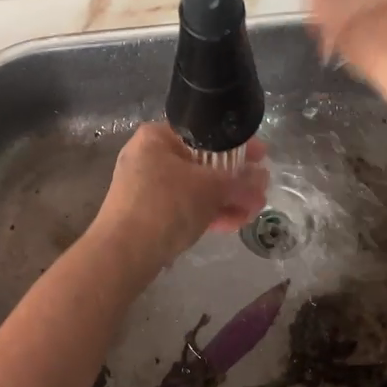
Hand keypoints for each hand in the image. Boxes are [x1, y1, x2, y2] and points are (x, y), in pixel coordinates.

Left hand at [92, 122, 268, 262]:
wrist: (124, 253)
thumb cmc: (167, 205)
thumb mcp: (211, 188)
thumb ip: (241, 180)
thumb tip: (262, 176)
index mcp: (157, 137)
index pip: (205, 133)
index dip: (238, 145)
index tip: (263, 157)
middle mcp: (149, 157)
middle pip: (203, 163)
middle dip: (236, 180)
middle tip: (262, 189)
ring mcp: (146, 188)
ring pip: (196, 188)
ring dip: (227, 199)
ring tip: (255, 210)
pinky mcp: (148, 215)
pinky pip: (184, 207)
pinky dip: (208, 212)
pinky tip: (235, 223)